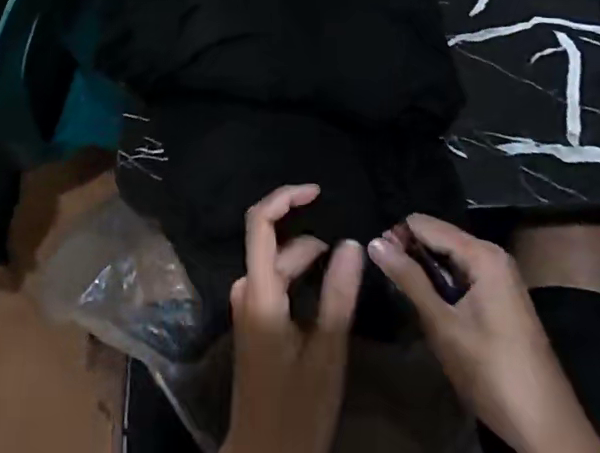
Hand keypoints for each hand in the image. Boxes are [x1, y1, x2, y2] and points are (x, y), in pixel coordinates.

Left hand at [221, 184, 363, 452]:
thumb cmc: (296, 407)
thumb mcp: (327, 350)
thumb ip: (338, 293)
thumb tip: (351, 242)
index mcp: (258, 292)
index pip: (261, 224)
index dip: (285, 198)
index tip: (318, 191)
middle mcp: (246, 292)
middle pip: (276, 246)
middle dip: (313, 240)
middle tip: (354, 250)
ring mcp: (247, 308)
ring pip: (279, 267)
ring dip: (309, 262)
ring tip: (348, 271)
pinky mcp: (254, 323)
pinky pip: (277, 284)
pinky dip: (301, 278)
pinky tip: (327, 289)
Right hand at [368, 216, 599, 452]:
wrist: (544, 423)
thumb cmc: (490, 369)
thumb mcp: (442, 324)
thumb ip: (409, 279)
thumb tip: (375, 242)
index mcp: (482, 254)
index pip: (426, 223)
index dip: (397, 236)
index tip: (374, 258)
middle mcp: (493, 255)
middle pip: (439, 237)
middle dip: (410, 251)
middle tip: (383, 277)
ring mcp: (499, 276)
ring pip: (449, 257)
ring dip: (424, 270)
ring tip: (398, 289)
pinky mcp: (500, 297)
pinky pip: (462, 274)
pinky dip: (441, 283)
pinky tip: (426, 302)